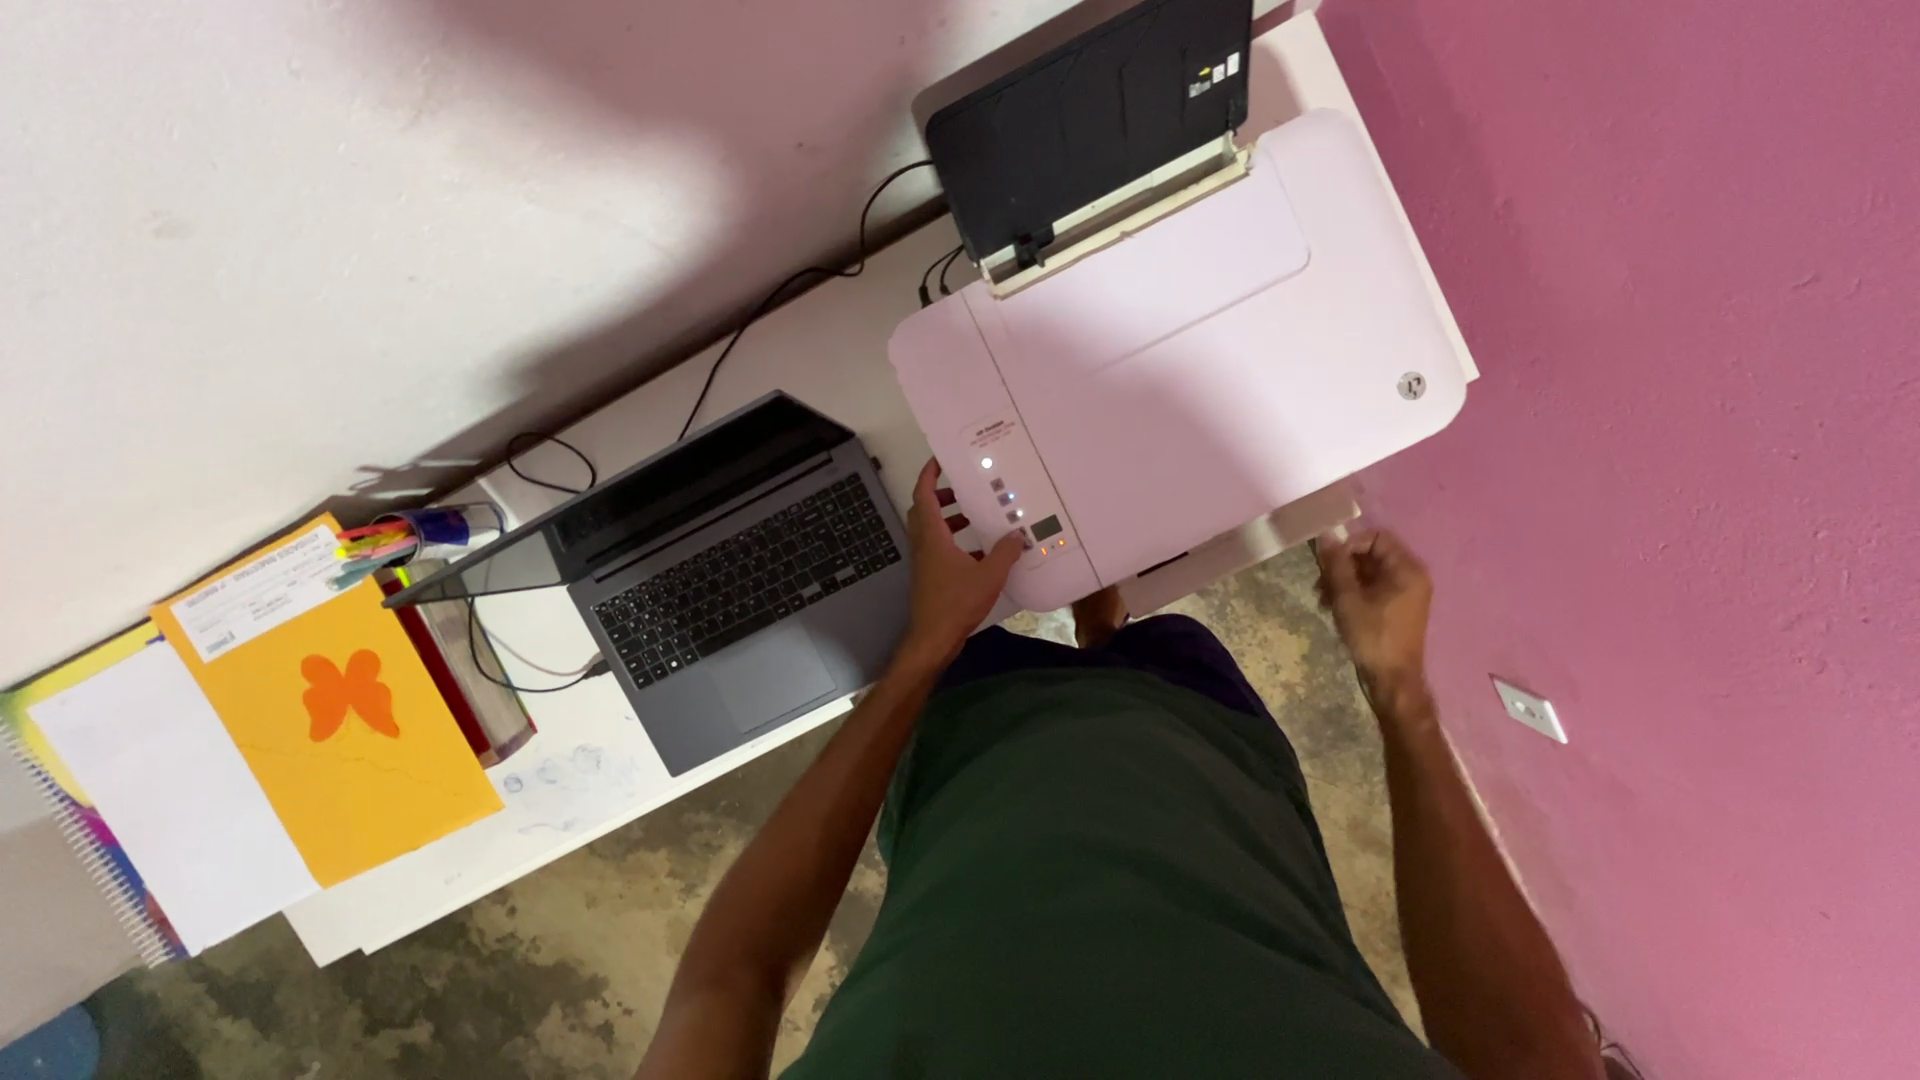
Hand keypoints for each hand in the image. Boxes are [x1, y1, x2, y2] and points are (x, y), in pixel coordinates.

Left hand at [899, 458, 1022, 669]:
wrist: (934, 638)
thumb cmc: (957, 602)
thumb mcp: (989, 575)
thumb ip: (1005, 552)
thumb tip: (1018, 534)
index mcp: (932, 536)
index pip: (923, 495)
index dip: (929, 474)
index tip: (940, 459)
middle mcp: (924, 545)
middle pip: (924, 510)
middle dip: (941, 496)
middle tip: (962, 489)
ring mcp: (925, 563)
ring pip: (932, 531)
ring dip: (949, 520)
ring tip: (975, 517)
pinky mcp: (931, 578)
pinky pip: (940, 550)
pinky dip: (955, 544)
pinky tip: (980, 553)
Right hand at [1316, 528, 1431, 699]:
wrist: (1392, 677)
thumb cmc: (1372, 635)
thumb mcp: (1348, 599)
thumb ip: (1337, 565)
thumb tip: (1326, 536)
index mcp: (1406, 569)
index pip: (1376, 537)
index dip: (1348, 544)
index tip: (1328, 562)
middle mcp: (1411, 575)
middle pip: (1371, 554)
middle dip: (1342, 565)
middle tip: (1320, 583)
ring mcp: (1406, 591)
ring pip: (1368, 571)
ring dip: (1343, 580)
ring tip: (1322, 598)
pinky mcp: (1398, 605)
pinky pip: (1373, 586)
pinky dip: (1353, 591)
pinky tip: (1334, 606)